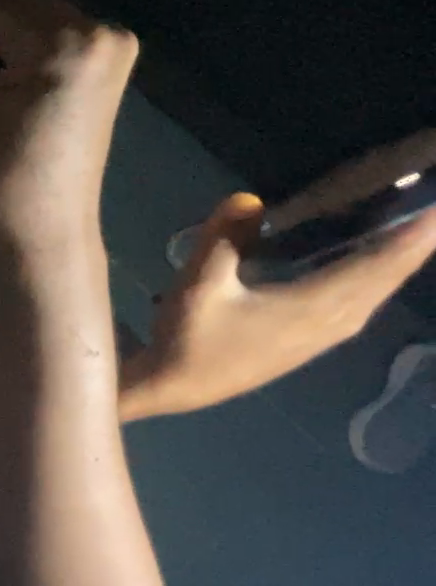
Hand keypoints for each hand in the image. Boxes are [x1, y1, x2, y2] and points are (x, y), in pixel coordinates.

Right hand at [119, 193, 435, 419]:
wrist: (176, 387)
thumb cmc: (190, 337)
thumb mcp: (198, 285)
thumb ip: (223, 241)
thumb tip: (247, 198)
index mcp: (320, 303)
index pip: (385, 260)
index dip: (419, 232)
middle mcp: (338, 319)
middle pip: (390, 276)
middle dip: (416, 243)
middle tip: (427, 211)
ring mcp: (327, 335)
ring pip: (378, 291)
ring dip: (395, 262)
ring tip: (405, 233)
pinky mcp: (311, 342)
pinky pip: (360, 302)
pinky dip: (372, 278)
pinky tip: (360, 269)